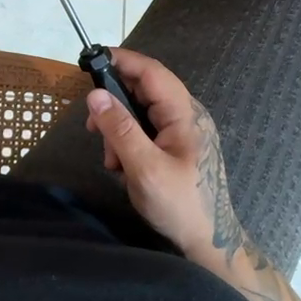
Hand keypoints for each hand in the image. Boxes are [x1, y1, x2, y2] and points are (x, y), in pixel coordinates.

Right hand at [83, 48, 250, 267]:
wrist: (208, 242)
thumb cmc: (180, 204)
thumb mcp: (144, 167)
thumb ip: (119, 129)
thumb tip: (95, 95)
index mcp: (185, 114)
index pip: (151, 72)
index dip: (123, 60)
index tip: (91, 59)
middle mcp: (185, 116)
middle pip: (144, 89)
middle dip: (114, 103)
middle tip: (92, 125)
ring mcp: (181, 132)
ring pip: (141, 111)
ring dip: (118, 128)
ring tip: (111, 158)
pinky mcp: (175, 147)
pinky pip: (145, 130)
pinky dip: (127, 142)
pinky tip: (121, 166)